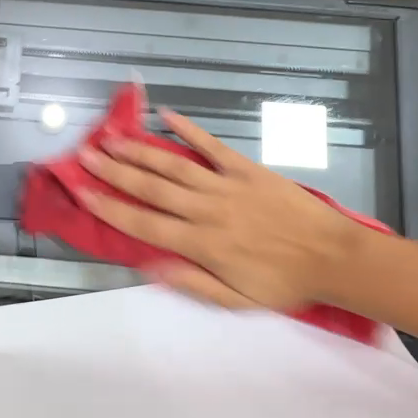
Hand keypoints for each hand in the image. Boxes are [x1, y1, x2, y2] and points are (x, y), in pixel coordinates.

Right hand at [77, 108, 371, 311]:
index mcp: (202, 246)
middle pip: (151, 188)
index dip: (110, 208)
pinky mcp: (246, 169)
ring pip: (174, 165)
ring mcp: (226, 185)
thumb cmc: (284, 284)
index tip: (82, 192)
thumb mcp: (237, 301)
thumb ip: (193, 283)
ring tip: (111, 138)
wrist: (334, 258)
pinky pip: (212, 146)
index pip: (144, 224)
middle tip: (85, 155)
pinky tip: (165, 116)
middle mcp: (207, 211)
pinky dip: (188, 129)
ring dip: (140, 151)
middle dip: (114, 172)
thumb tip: (149, 266)